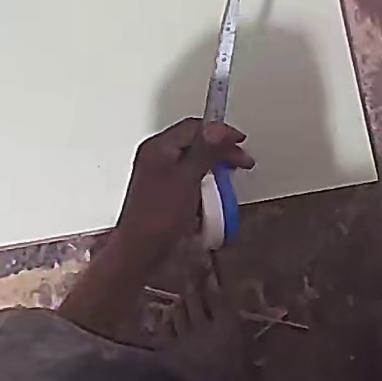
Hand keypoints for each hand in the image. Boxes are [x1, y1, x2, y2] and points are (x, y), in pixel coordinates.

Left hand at [109, 118, 253, 261]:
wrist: (140, 252)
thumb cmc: (160, 216)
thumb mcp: (187, 179)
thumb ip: (204, 152)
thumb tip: (217, 128)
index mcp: (158, 148)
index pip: (193, 128)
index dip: (219, 132)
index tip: (240, 141)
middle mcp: (156, 158)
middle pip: (193, 144)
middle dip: (219, 152)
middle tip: (241, 162)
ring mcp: (159, 176)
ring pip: (193, 163)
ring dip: (213, 170)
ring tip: (229, 181)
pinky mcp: (163, 194)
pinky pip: (188, 181)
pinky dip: (203, 185)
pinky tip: (213, 198)